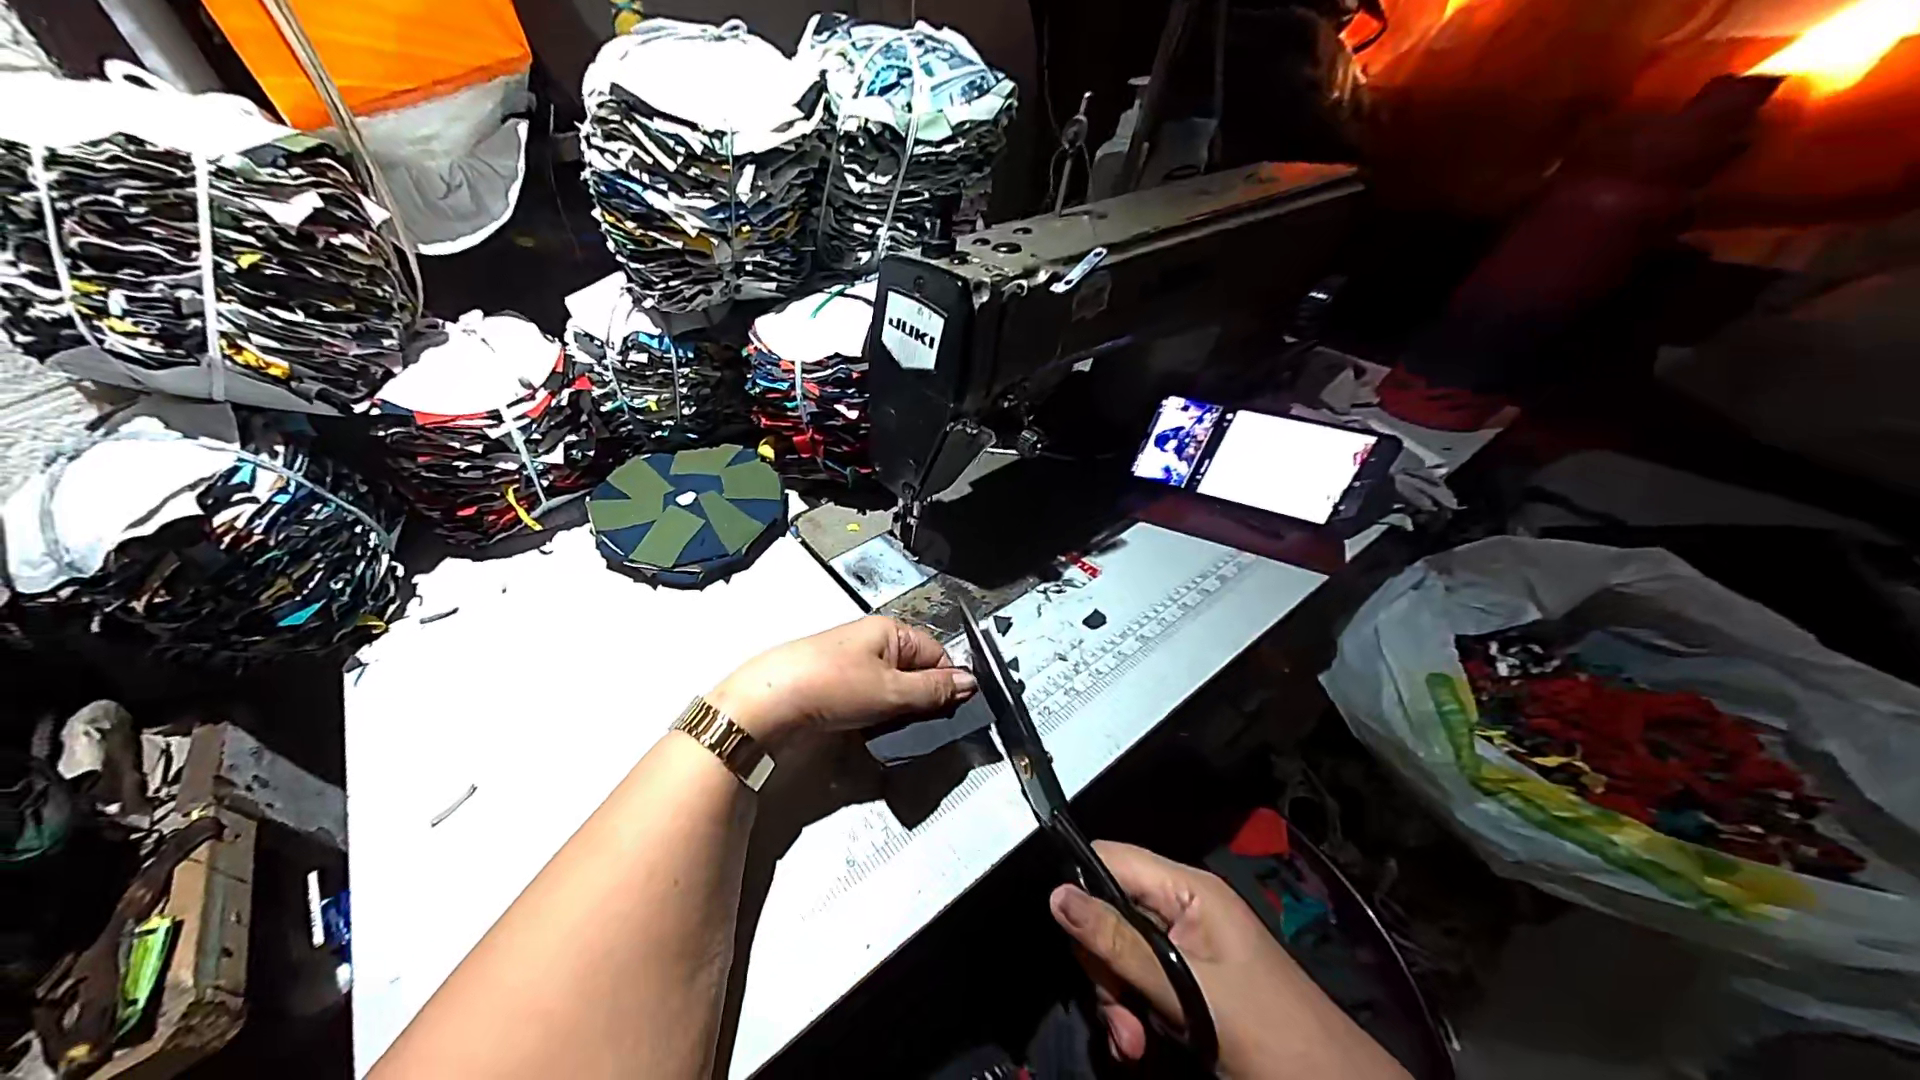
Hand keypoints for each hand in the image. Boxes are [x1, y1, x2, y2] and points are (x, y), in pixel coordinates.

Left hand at [708, 615, 976, 751]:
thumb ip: (934, 689)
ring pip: (893, 690)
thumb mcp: (892, 690)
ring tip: (890, 727)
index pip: (937, 653)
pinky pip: (870, 700)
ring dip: (897, 710)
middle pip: (915, 672)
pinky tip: (870, 729)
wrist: (770, 703)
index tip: (950, 710)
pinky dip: (875, 715)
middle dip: (921, 699)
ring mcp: (853, 665)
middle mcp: (873, 642)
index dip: (946, 682)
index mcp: (891, 631)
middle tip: (919, 723)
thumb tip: (970, 683)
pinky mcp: (836, 687)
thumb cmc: (831, 685)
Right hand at [1049, 841, 1409, 1079]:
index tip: (1070, 936)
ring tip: (1132, 1042)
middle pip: (1108, 910)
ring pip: (1118, 951)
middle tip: (1117, 1014)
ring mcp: (1184, 945)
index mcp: (1187, 889)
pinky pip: (1136, 979)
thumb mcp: (1187, 990)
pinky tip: (1138, 1043)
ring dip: (1114, 997)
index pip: (1112, 859)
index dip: (1081, 887)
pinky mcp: (1185, 980)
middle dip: (1102, 964)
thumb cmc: (1272, 1036)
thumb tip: (1058, 897)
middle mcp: (1181, 907)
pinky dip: (1130, 1011)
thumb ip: (1119, 942)